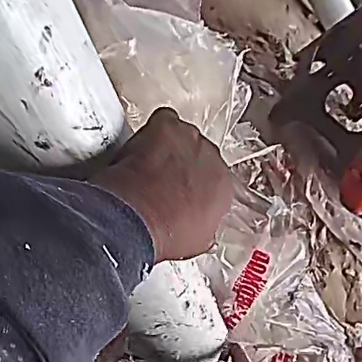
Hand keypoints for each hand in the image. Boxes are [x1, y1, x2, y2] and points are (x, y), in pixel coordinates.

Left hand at [90, 107, 232, 262]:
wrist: (137, 218)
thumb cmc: (164, 232)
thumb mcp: (196, 241)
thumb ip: (203, 227)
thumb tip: (199, 229)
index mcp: (223, 189)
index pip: (212, 179)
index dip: (191, 183)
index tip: (177, 190)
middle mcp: (213, 159)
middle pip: (198, 154)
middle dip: (179, 163)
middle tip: (157, 177)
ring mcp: (191, 141)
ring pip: (181, 136)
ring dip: (165, 146)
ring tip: (144, 163)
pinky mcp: (168, 127)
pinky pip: (164, 119)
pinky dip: (152, 130)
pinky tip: (138, 146)